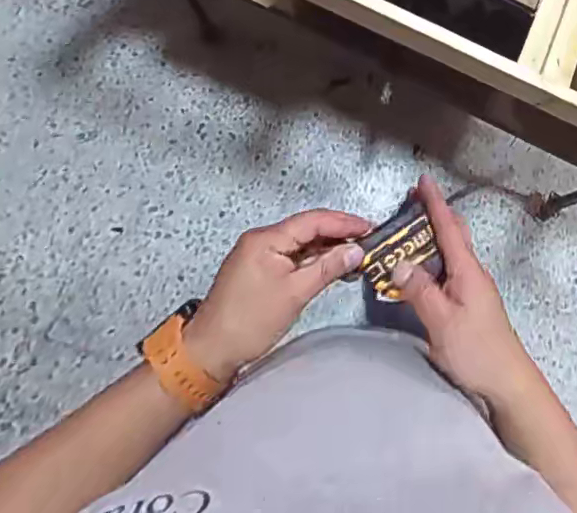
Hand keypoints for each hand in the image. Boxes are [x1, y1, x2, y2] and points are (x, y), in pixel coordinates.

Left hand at [184, 209, 371, 382]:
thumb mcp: (295, 293)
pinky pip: (294, 255)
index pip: (314, 220)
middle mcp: (261, 240)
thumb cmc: (248, 323)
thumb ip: (329, 267)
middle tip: (367, 241)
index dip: (345, 222)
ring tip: (355, 255)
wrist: (206, 355)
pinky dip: (315, 259)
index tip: (370, 228)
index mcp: (266, 239)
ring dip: (329, 248)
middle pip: (309, 228)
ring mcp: (259, 254)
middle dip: (340, 234)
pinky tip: (332, 267)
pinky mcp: (260, 269)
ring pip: (303, 242)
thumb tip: (358, 251)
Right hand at [392, 175, 544, 408]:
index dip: (435, 203)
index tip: (423, 181)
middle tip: (413, 201)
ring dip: (434, 237)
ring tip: (411, 232)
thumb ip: (420, 292)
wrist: (506, 379)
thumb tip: (400, 263)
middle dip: (435, 214)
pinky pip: (450, 269)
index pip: (448, 228)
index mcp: (467, 270)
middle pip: (454, 233)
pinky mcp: (470, 302)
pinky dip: (436, 260)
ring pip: (452, 251)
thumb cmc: (476, 350)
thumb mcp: (442, 321)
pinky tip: (422, 271)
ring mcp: (473, 286)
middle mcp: (472, 272)